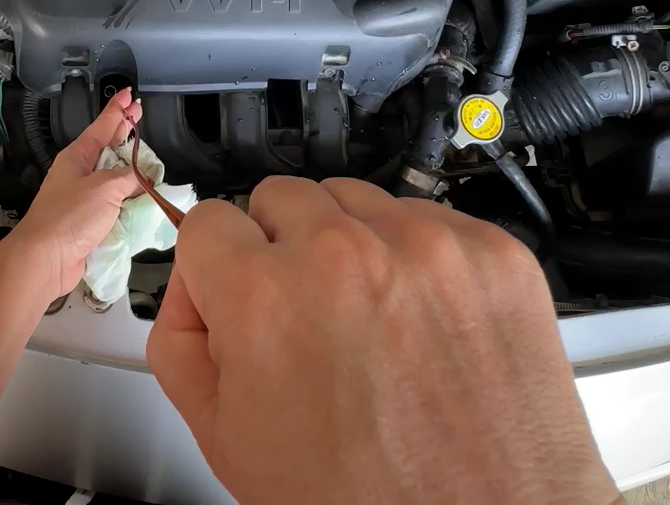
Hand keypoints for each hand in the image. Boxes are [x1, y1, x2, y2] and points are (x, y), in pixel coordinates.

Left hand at [0, 88, 142, 300]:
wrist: (44, 259)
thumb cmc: (70, 216)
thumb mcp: (105, 188)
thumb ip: (128, 178)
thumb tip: (142, 176)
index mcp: (78, 156)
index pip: (103, 125)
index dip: (118, 109)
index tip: (128, 93)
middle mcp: (79, 173)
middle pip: (106, 145)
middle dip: (123, 130)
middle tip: (138, 113)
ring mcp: (81, 197)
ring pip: (110, 175)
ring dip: (128, 167)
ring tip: (145, 156)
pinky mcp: (86, 220)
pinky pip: (111, 202)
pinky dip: (126, 198)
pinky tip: (139, 197)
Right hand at [147, 176, 617, 504]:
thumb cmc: (365, 503)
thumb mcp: (225, 436)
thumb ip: (179, 339)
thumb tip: (192, 281)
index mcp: (263, 296)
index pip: (209, 217)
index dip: (216, 260)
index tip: (235, 280)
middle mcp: (342, 256)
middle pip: (279, 195)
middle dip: (279, 246)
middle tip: (306, 311)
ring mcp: (424, 248)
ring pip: (351, 197)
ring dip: (347, 241)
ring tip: (367, 316)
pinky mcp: (490, 253)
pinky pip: (425, 216)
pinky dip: (413, 255)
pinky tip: (418, 317)